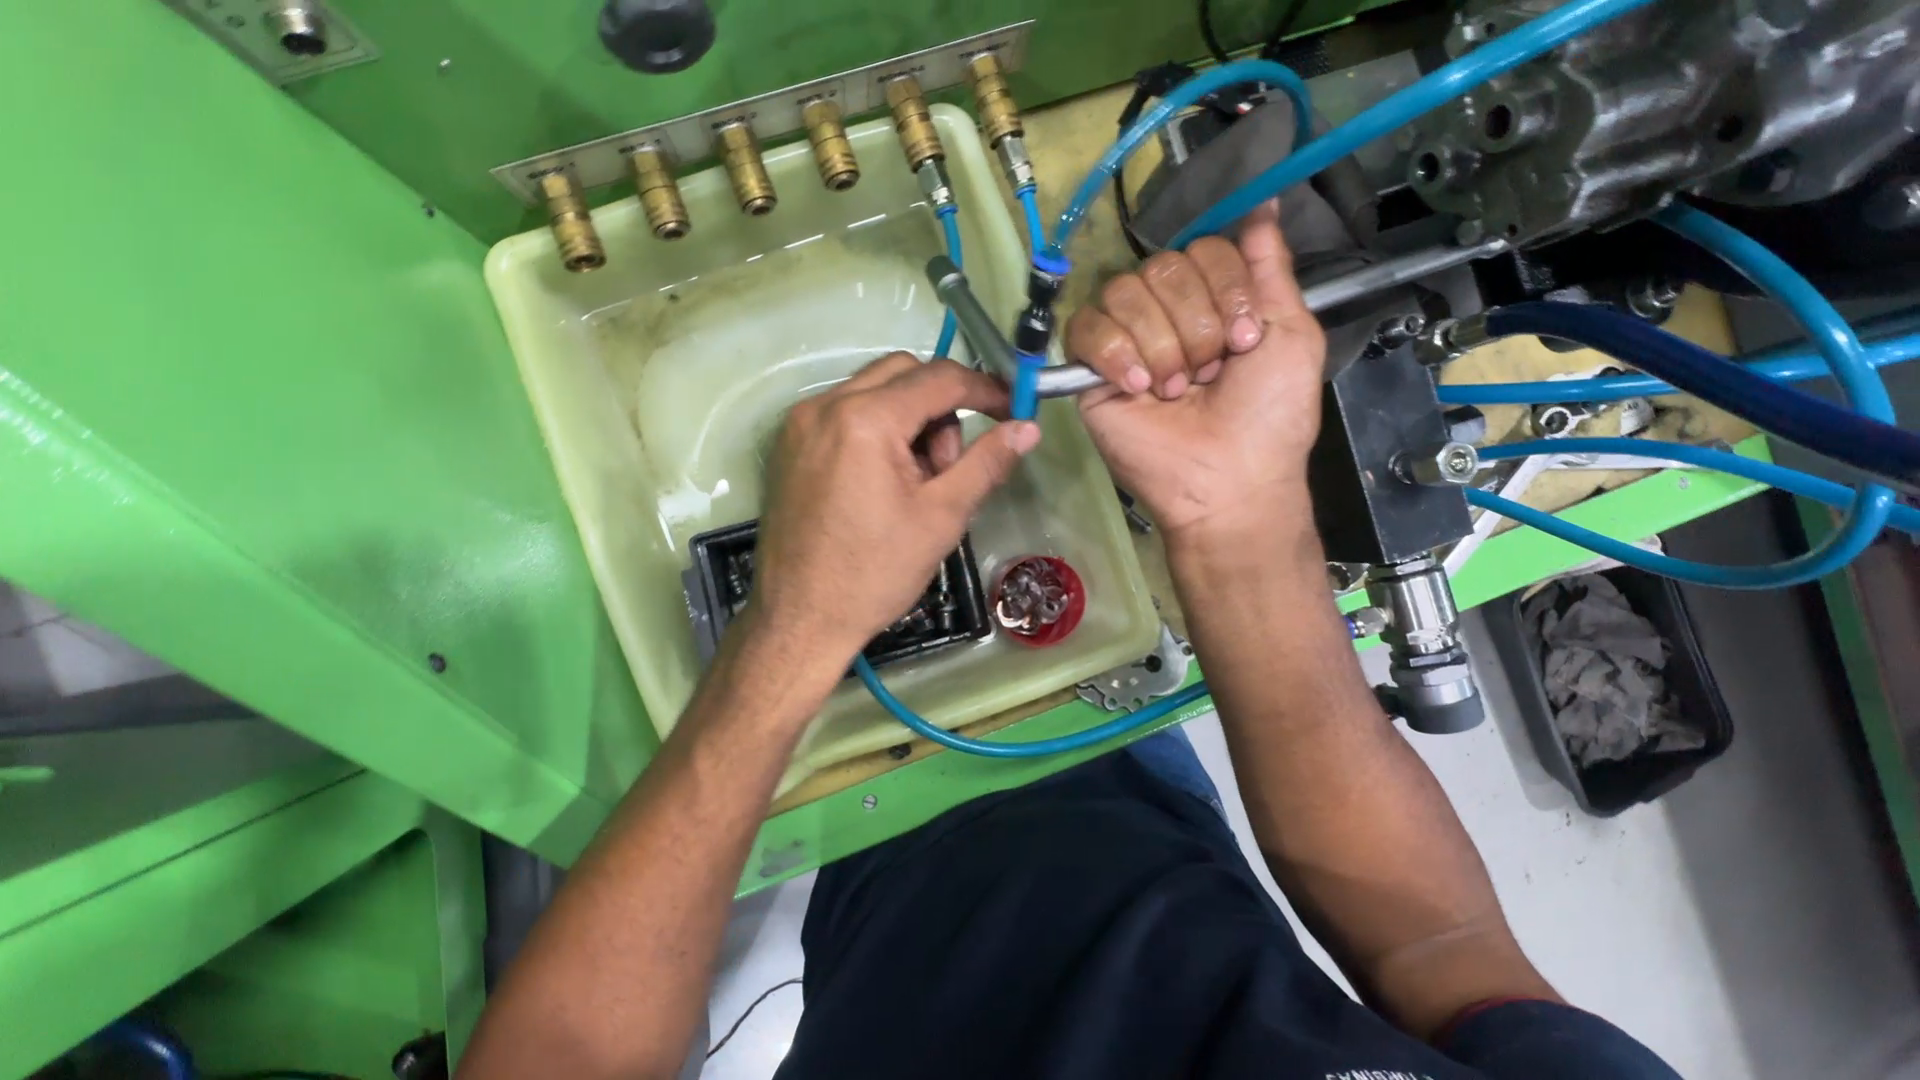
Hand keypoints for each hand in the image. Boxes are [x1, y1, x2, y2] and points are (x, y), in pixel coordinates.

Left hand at [750, 353, 1040, 663]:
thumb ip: (986, 463)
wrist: (800, 619)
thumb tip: (1028, 428)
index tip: (1013, 412)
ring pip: (873, 390)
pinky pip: (844, 413)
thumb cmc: (875, 573)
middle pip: (904, 372)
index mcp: (865, 420)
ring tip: (914, 484)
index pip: (940, 378)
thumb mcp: (942, 517)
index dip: (985, 390)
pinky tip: (882, 483)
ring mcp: (800, 423)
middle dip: (941, 407)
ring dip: (908, 419)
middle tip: (948, 467)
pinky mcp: (789, 444)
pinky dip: (876, 430)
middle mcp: (825, 405)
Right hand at [1066, 205, 1326, 538]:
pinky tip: (1139, 389)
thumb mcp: (1292, 332)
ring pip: (1124, 292)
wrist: (1229, 477)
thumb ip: (1270, 268)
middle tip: (1210, 373)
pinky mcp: (1088, 371)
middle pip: (1162, 266)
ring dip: (1162, 345)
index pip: (1202, 250)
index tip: (1245, 340)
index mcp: (1210, 301)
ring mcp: (1125, 341)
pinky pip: (1086, 328)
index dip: (1225, 289)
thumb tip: (1265, 205)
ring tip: (1176, 390)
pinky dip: (1116, 355)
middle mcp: (1165, 313)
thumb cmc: (1269, 415)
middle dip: (1195, 323)